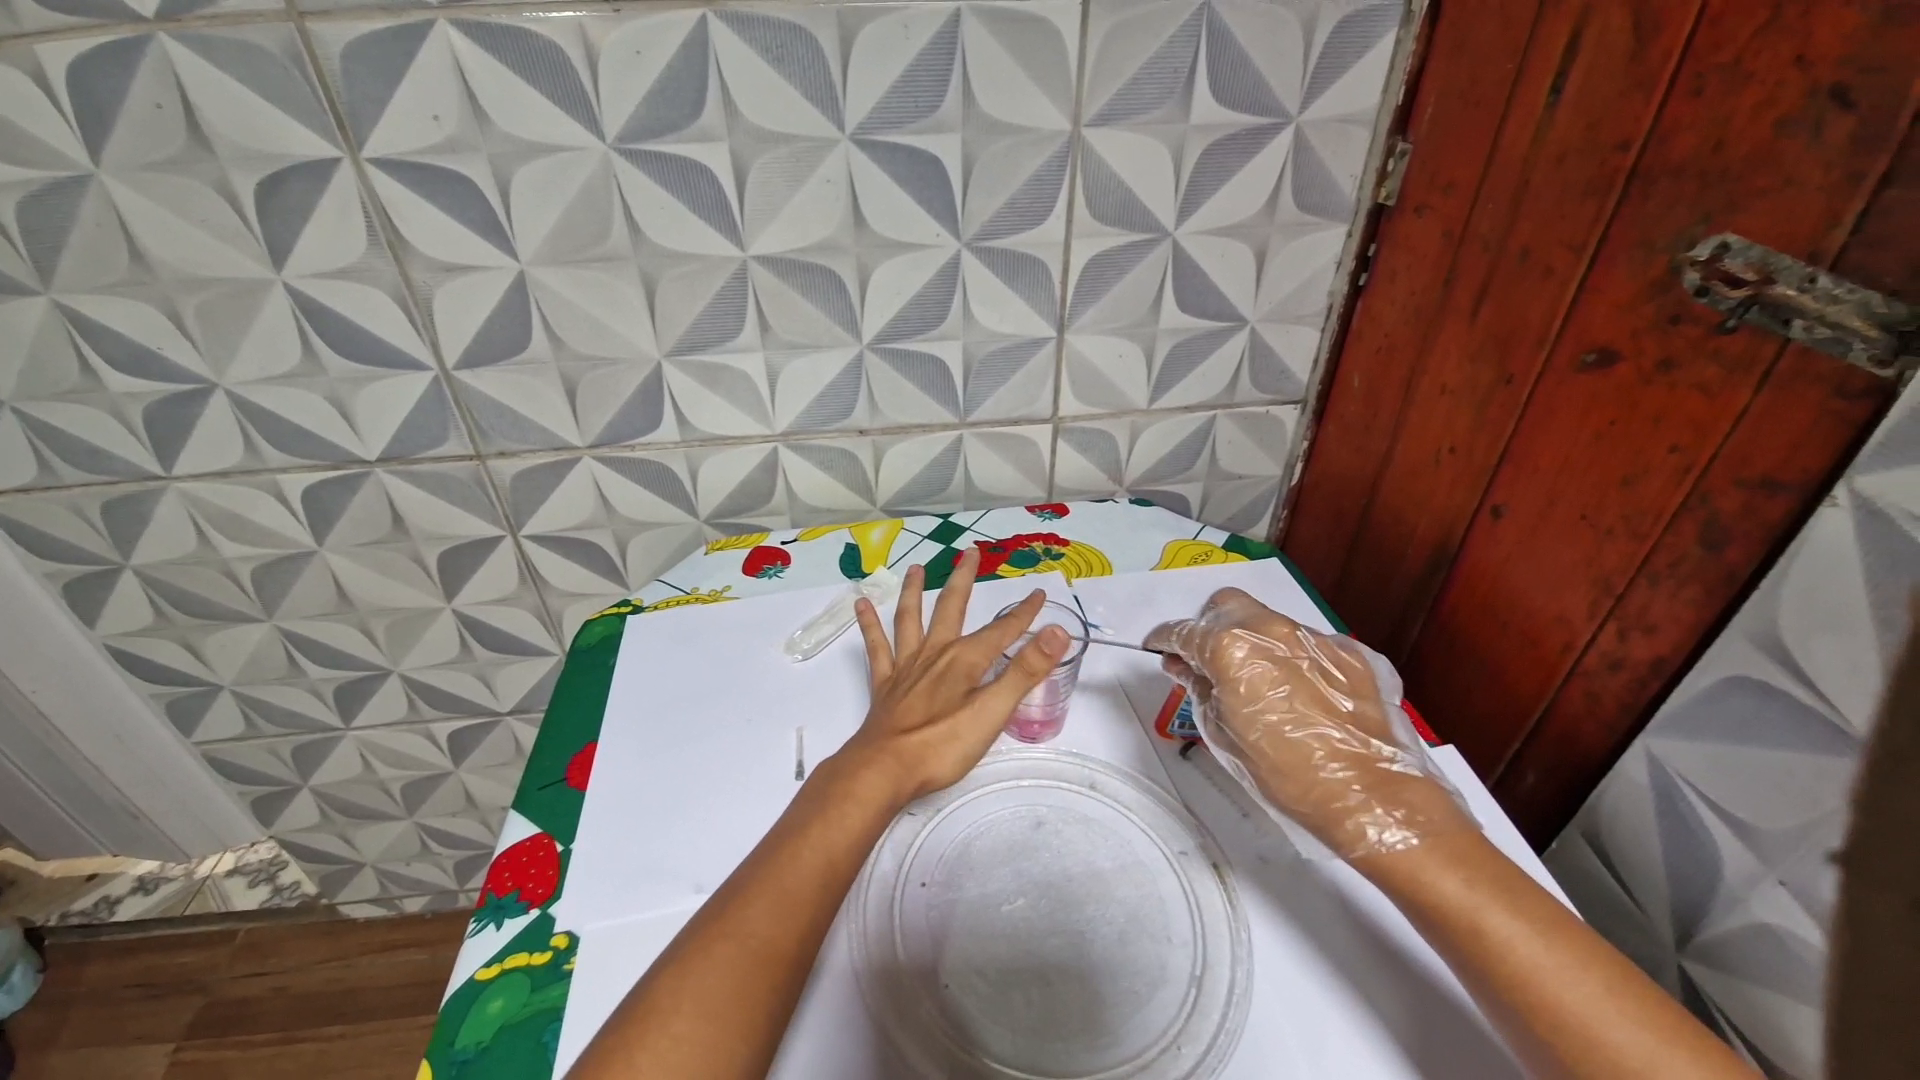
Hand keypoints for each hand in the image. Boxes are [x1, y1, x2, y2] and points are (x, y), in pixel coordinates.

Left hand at [838, 547, 1070, 804]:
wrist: (885, 769)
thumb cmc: (942, 746)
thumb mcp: (993, 712)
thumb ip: (1025, 671)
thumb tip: (1057, 632)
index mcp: (964, 660)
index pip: (1001, 631)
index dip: (1023, 614)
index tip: (1039, 594)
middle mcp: (935, 653)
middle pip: (951, 608)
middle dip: (964, 580)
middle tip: (971, 553)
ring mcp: (906, 667)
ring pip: (910, 619)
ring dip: (914, 592)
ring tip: (916, 569)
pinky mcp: (885, 684)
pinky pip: (876, 646)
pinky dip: (869, 624)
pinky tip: (861, 605)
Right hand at [1145, 587, 1471, 858]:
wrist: (1371, 794)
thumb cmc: (1284, 773)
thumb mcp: (1222, 734)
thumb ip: (1199, 689)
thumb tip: (1185, 667)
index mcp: (1231, 648)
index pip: (1184, 631)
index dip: (1164, 640)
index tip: (1158, 647)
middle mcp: (1273, 629)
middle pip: (1226, 606)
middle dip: (1208, 626)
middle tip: (1206, 661)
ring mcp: (1316, 637)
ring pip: (1269, 622)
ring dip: (1253, 642)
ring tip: (1258, 684)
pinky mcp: (1352, 653)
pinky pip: (1308, 644)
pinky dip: (1293, 660)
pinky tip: (1300, 696)